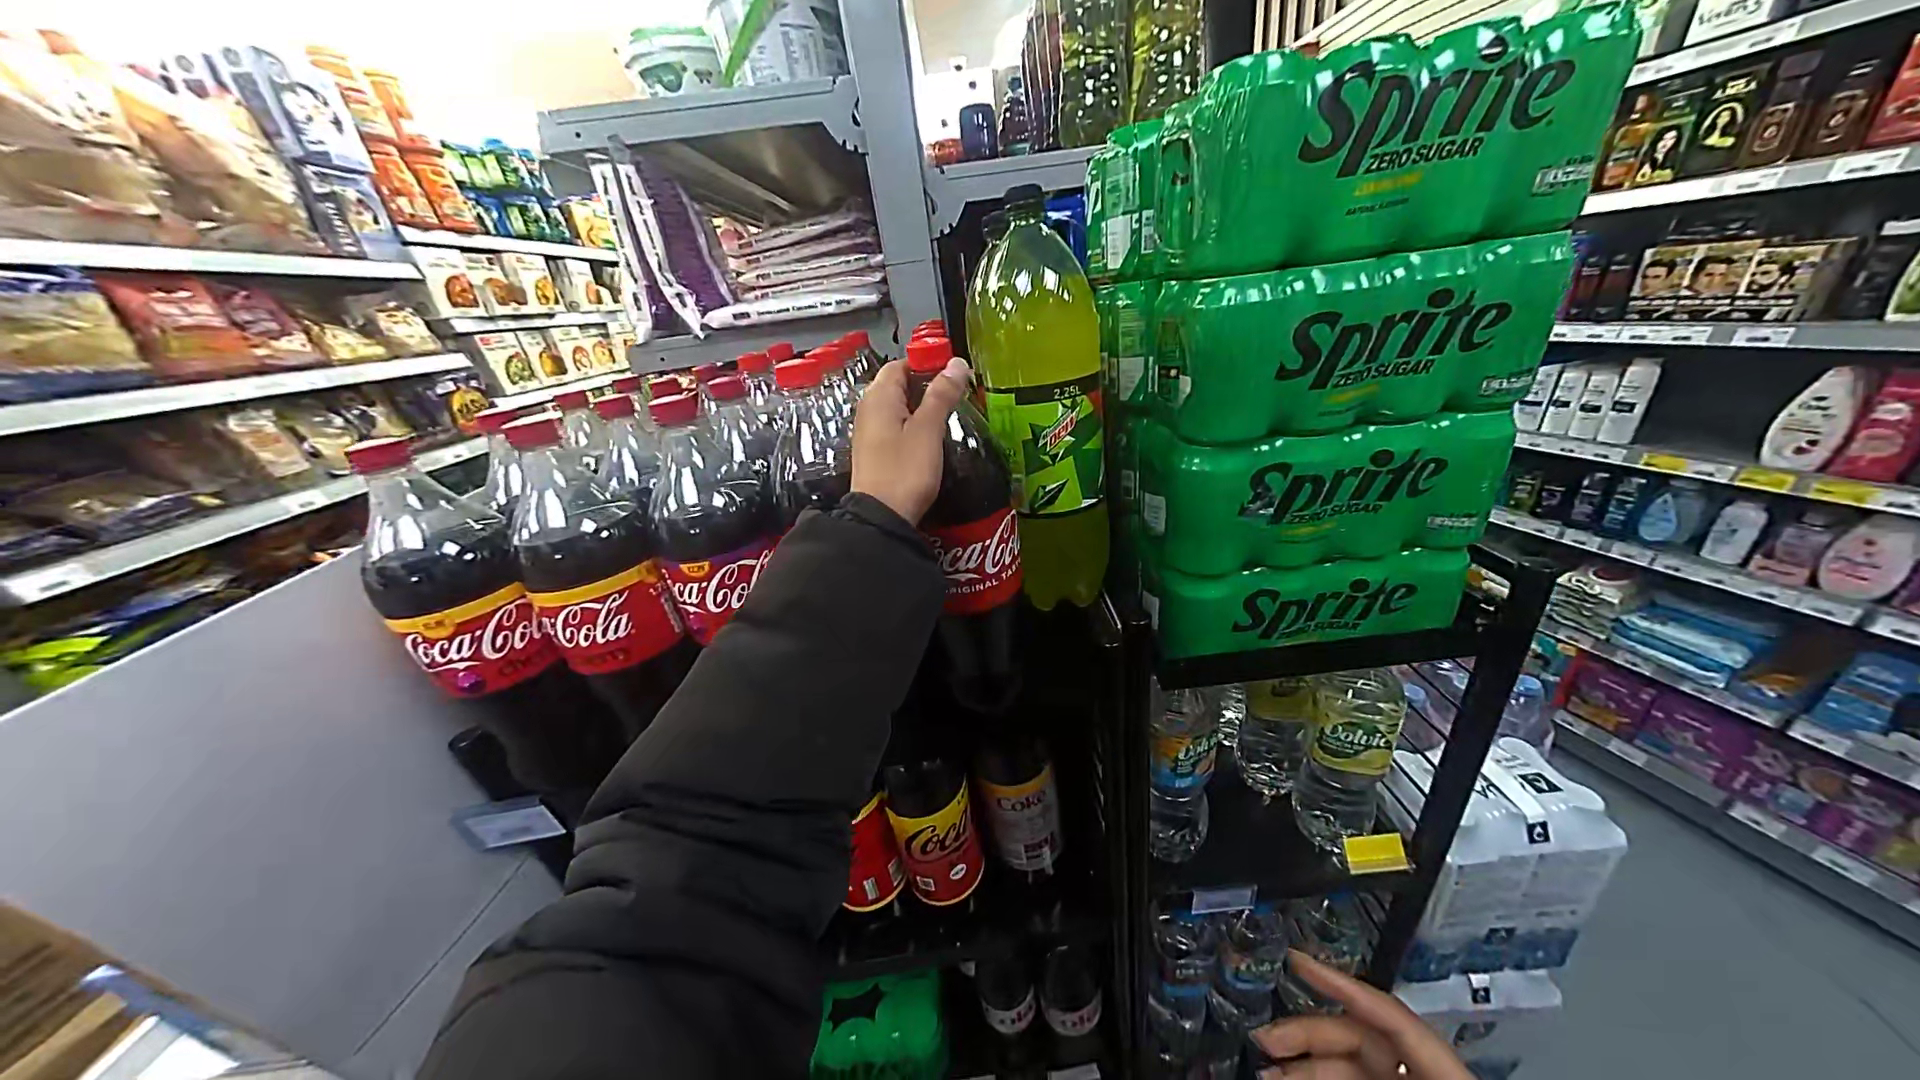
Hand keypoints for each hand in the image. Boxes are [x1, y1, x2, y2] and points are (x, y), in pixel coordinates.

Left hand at [851, 356, 971, 525]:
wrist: (881, 517)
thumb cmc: (905, 471)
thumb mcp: (928, 430)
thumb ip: (941, 395)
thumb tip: (956, 363)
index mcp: (878, 397)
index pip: (901, 364)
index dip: (926, 364)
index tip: (953, 374)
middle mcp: (868, 410)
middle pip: (898, 385)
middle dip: (926, 386)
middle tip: (956, 395)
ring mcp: (869, 432)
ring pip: (897, 407)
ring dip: (921, 407)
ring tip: (948, 416)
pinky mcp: (874, 452)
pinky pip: (894, 427)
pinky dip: (912, 426)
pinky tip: (930, 438)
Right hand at [1251, 951, 1472, 1079]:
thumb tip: (1298, 1074)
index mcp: (1445, 1078)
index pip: (1390, 1018)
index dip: (1342, 985)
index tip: (1295, 960)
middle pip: (1358, 1039)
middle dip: (1306, 1035)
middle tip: (1263, 1042)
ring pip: (1348, 1067)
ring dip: (1305, 1067)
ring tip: (1267, 1074)